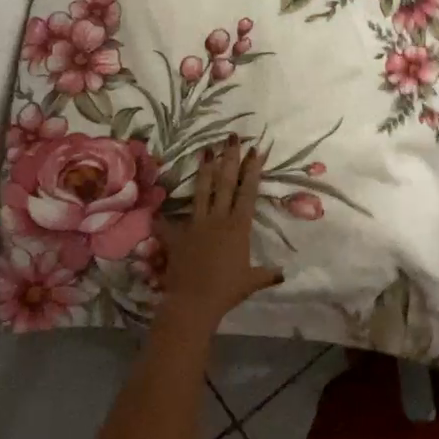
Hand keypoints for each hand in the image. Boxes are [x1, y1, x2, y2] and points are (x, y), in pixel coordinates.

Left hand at [158, 138, 283, 328]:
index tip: (255, 149)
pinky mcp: (177, 236)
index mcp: (239, 226)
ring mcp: (196, 225)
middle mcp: (218, 219)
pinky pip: (168, 222)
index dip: (252, 169)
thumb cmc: (227, 290)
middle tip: (231, 137)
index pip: (248, 191)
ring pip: (202, 191)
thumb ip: (267, 274)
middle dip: (230, 157)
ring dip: (205, 169)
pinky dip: (162, 214)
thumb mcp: (252, 281)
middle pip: (226, 183)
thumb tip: (283, 274)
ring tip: (206, 149)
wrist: (195, 302)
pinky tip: (155, 202)